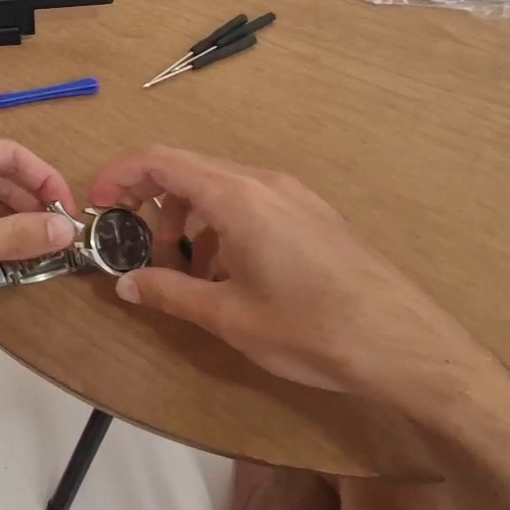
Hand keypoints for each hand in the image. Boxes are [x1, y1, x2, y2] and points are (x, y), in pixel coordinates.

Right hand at [89, 145, 503, 412]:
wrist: (412, 348)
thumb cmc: (312, 328)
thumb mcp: (228, 315)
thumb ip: (168, 292)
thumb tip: (124, 284)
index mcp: (237, 196)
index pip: (160, 161)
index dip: (119, 175)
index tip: (97, 205)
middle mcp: (263, 182)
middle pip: (187, 170)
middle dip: (150, 203)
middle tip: (134, 244)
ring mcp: (292, 196)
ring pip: (218, 189)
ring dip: (187, 220)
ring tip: (185, 272)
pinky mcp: (311, 215)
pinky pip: (249, 204)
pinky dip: (220, 228)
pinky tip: (229, 276)